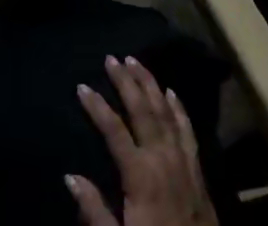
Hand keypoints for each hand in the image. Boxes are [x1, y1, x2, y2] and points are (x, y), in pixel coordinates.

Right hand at [67, 55, 217, 225]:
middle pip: (142, 110)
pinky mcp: (197, 167)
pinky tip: (171, 91)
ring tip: (136, 62)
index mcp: (140, 174)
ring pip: (165, 111)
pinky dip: (178, 107)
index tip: (82, 86)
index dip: (97, 107)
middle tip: (112, 58)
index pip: (114, 131)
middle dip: (126, 82)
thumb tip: (70, 176)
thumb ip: (94, 210)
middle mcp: (162, 158)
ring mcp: (182, 160)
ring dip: (149, 84)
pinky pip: (187, 128)